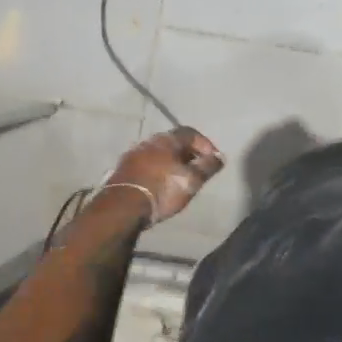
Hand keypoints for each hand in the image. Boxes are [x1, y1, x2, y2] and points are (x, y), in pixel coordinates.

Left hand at [107, 126, 223, 222]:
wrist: (121, 209)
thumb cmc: (162, 190)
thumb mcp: (193, 180)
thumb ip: (208, 167)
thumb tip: (219, 157)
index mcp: (167, 140)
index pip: (190, 132)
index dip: (205, 144)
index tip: (212, 159)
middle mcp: (148, 142)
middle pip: (173, 142)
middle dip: (187, 153)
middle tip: (196, 168)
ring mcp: (131, 156)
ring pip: (157, 154)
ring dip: (170, 162)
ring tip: (178, 178)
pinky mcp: (121, 171)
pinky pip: (145, 165)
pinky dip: (156, 170)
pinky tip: (159, 184)